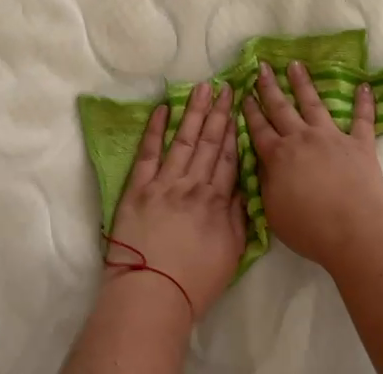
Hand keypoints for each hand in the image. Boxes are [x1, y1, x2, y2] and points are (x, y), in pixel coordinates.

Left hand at [105, 82, 245, 321]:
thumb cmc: (195, 283)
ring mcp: (164, 183)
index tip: (239, 108)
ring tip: (201, 88)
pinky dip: (155, 129)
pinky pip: (148, 152)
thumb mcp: (232, 252)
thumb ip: (239, 217)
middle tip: (225, 87)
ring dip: (193, 112)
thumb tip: (244, 187)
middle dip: (218, 113)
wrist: (152, 294)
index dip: (234, 131)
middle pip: (208, 142)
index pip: (228, 158)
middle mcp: (193, 185)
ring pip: (183, 139)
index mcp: (217, 201)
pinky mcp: (138, 188)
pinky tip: (162, 109)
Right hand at [241, 60, 382, 269]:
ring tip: (296, 64)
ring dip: (304, 83)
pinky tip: (365, 86)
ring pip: (314, 104)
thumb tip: (263, 165)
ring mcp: (332, 137)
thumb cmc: (309, 230)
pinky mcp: (359, 143)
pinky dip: (364, 102)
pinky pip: (363, 119)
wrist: (353, 231)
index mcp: (279, 156)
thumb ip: (266, 184)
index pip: (259, 129)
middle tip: (263, 66)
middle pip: (281, 109)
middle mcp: (302, 139)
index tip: (245, 93)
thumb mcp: (273, 211)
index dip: (250, 111)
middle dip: (270, 87)